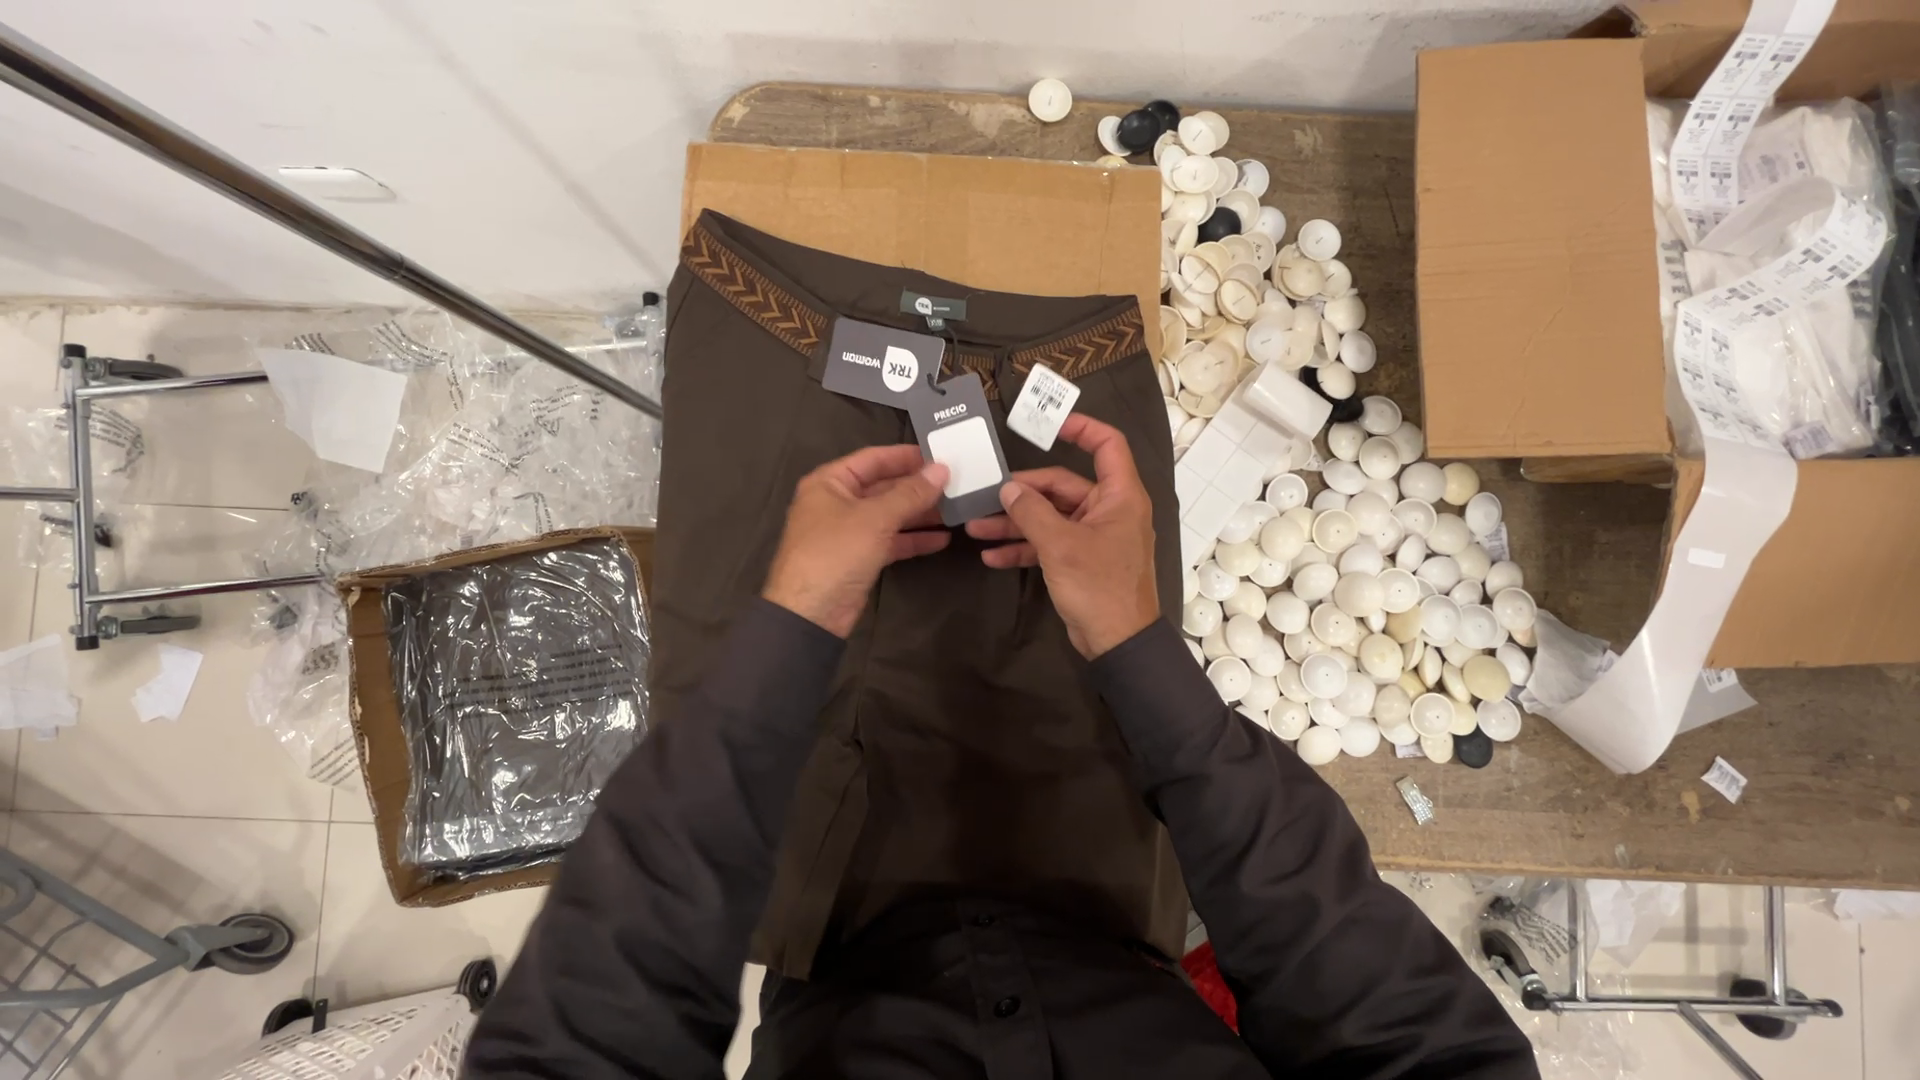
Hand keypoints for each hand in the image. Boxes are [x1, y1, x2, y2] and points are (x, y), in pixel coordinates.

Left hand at [763, 445, 950, 636]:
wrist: (811, 613)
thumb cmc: (836, 552)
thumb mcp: (875, 518)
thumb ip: (910, 493)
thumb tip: (941, 469)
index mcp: (830, 482)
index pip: (873, 459)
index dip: (906, 456)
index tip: (939, 454)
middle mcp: (838, 502)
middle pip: (883, 487)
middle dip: (918, 487)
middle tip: (955, 482)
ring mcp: (849, 532)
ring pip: (890, 515)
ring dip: (920, 513)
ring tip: (955, 508)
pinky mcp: (860, 557)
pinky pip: (890, 540)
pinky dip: (913, 539)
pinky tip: (942, 539)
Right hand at [963, 414, 1158, 658]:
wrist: (1118, 642)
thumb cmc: (1099, 586)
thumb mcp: (1060, 546)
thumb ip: (1032, 513)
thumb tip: (1007, 490)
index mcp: (1119, 496)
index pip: (1107, 445)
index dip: (1081, 428)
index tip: (1049, 424)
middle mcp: (1108, 510)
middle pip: (1062, 486)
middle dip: (1022, 494)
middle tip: (986, 497)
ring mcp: (1094, 537)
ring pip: (1050, 518)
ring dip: (1015, 523)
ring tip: (976, 528)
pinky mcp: (1081, 561)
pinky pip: (1049, 544)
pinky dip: (1024, 548)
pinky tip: (993, 556)